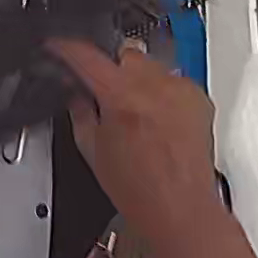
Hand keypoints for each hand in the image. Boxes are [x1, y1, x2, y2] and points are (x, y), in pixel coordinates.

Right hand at [45, 39, 221, 257]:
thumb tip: (75, 91)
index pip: (86, 55)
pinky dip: (162, 92)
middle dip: (110, 69)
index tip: (59, 46)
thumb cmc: (140, 190)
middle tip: (105, 95)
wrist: (180, 210)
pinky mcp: (198, 98)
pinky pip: (173, 80)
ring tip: (135, 114)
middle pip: (123, 53)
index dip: (65, 47)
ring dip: (137, 80)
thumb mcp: (92, 149)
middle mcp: (153, 85)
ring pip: (149, 65)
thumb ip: (79, 110)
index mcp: (121, 96)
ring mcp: (179, 90)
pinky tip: (157, 119)